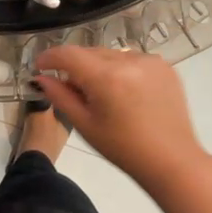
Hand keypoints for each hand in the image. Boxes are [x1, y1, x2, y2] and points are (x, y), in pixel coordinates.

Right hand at [33, 45, 202, 184]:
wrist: (172, 160)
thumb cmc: (123, 148)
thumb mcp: (85, 125)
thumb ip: (60, 96)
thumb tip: (41, 77)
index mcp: (107, 77)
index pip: (69, 54)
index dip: (49, 57)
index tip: (39, 66)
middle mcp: (129, 61)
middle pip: (90, 52)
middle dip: (75, 65)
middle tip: (69, 88)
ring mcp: (150, 61)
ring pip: (111, 55)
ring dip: (98, 67)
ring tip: (100, 93)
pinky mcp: (165, 67)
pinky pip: (132, 60)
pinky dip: (121, 70)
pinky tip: (123, 92)